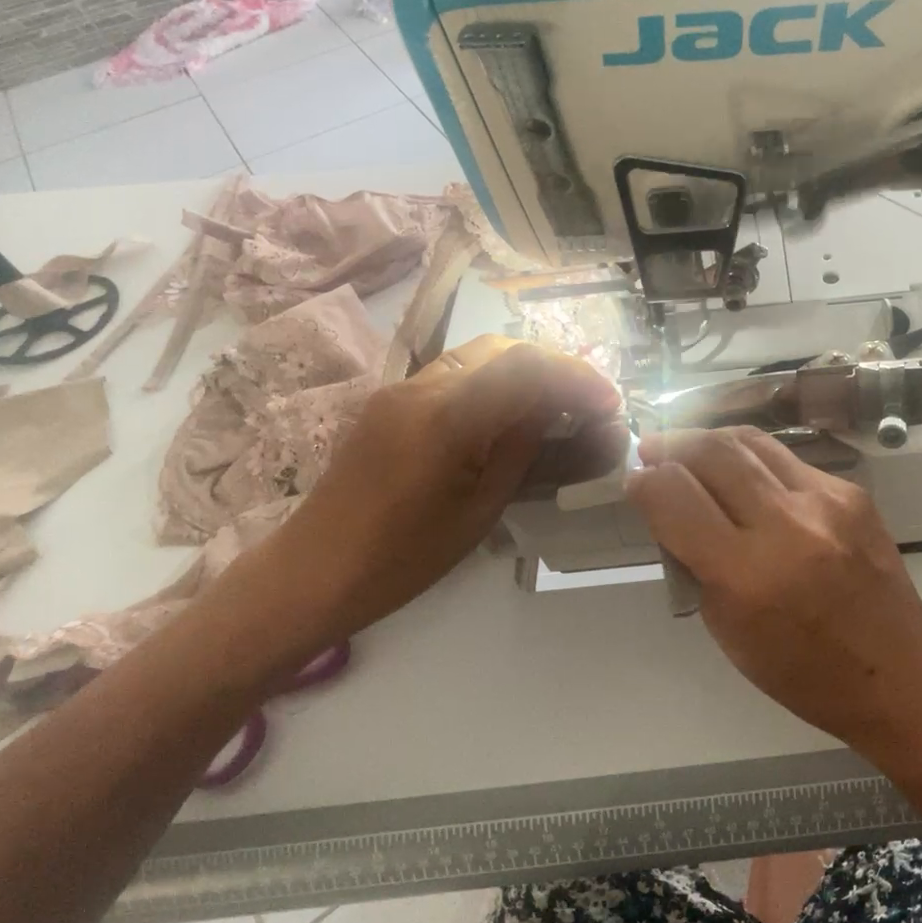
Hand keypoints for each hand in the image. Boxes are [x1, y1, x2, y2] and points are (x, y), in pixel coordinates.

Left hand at [215, 335, 626, 651]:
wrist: (311, 573)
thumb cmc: (401, 557)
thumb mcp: (478, 509)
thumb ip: (519, 448)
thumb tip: (555, 410)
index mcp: (445, 416)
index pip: (527, 370)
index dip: (576, 378)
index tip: (610, 403)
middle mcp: (420, 388)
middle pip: (503, 348)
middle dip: (555, 366)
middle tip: (589, 398)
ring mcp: (399, 391)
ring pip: (477, 356)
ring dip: (525, 370)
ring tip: (560, 402)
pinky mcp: (388, 403)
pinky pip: (454, 375)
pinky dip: (494, 381)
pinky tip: (513, 412)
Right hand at [623, 428, 921, 753]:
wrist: (900, 674)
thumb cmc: (807, 674)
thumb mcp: (731, 634)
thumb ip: (698, 567)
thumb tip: (675, 516)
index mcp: (747, 574)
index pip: (674, 497)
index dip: (643, 484)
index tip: (634, 483)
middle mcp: (787, 524)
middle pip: (712, 452)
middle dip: (672, 445)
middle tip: (654, 451)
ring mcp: (826, 500)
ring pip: (752, 441)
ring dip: (712, 441)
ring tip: (692, 451)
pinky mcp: (853, 492)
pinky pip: (789, 461)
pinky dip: (756, 462)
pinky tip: (747, 478)